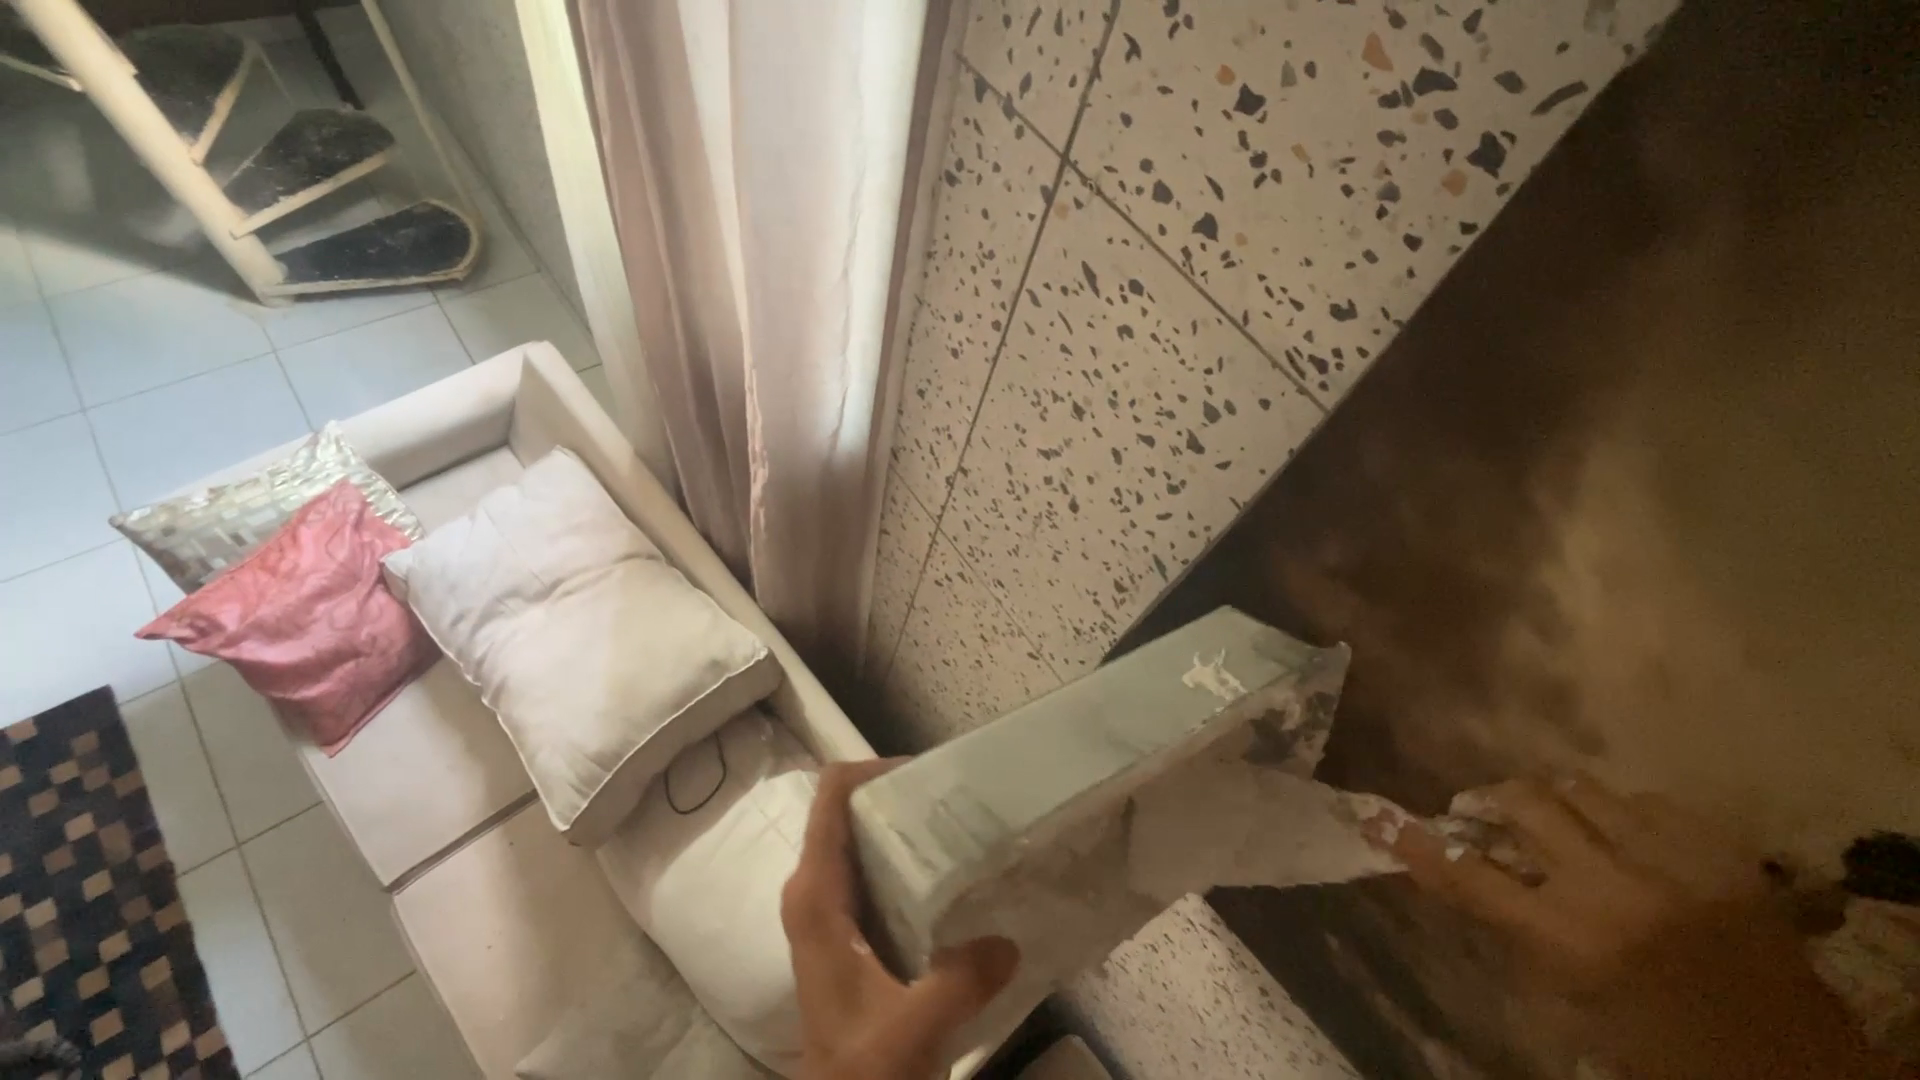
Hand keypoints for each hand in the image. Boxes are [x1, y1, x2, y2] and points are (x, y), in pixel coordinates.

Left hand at [781, 760, 1019, 1079]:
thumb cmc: (862, 1068)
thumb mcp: (913, 1028)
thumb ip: (960, 981)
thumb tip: (1009, 939)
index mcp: (816, 895)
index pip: (832, 797)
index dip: (874, 769)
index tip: (931, 775)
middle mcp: (814, 890)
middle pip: (850, 810)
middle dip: (901, 796)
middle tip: (961, 799)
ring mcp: (829, 910)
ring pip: (863, 840)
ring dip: (907, 827)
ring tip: (964, 826)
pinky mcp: (848, 931)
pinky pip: (873, 870)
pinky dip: (909, 859)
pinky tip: (955, 875)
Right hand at [1374, 775, 1908, 1078]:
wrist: (1796, 1069)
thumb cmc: (1664, 1048)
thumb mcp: (1576, 1008)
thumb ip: (1523, 941)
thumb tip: (1478, 883)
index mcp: (1570, 938)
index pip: (1469, 877)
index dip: (1419, 846)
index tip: (1383, 821)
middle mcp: (1612, 886)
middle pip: (1524, 803)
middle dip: (1490, 800)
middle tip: (1480, 810)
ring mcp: (1671, 861)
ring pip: (1583, 789)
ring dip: (1556, 801)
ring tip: (1555, 818)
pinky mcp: (1722, 854)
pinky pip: (1651, 802)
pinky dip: (1625, 813)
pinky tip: (1628, 835)